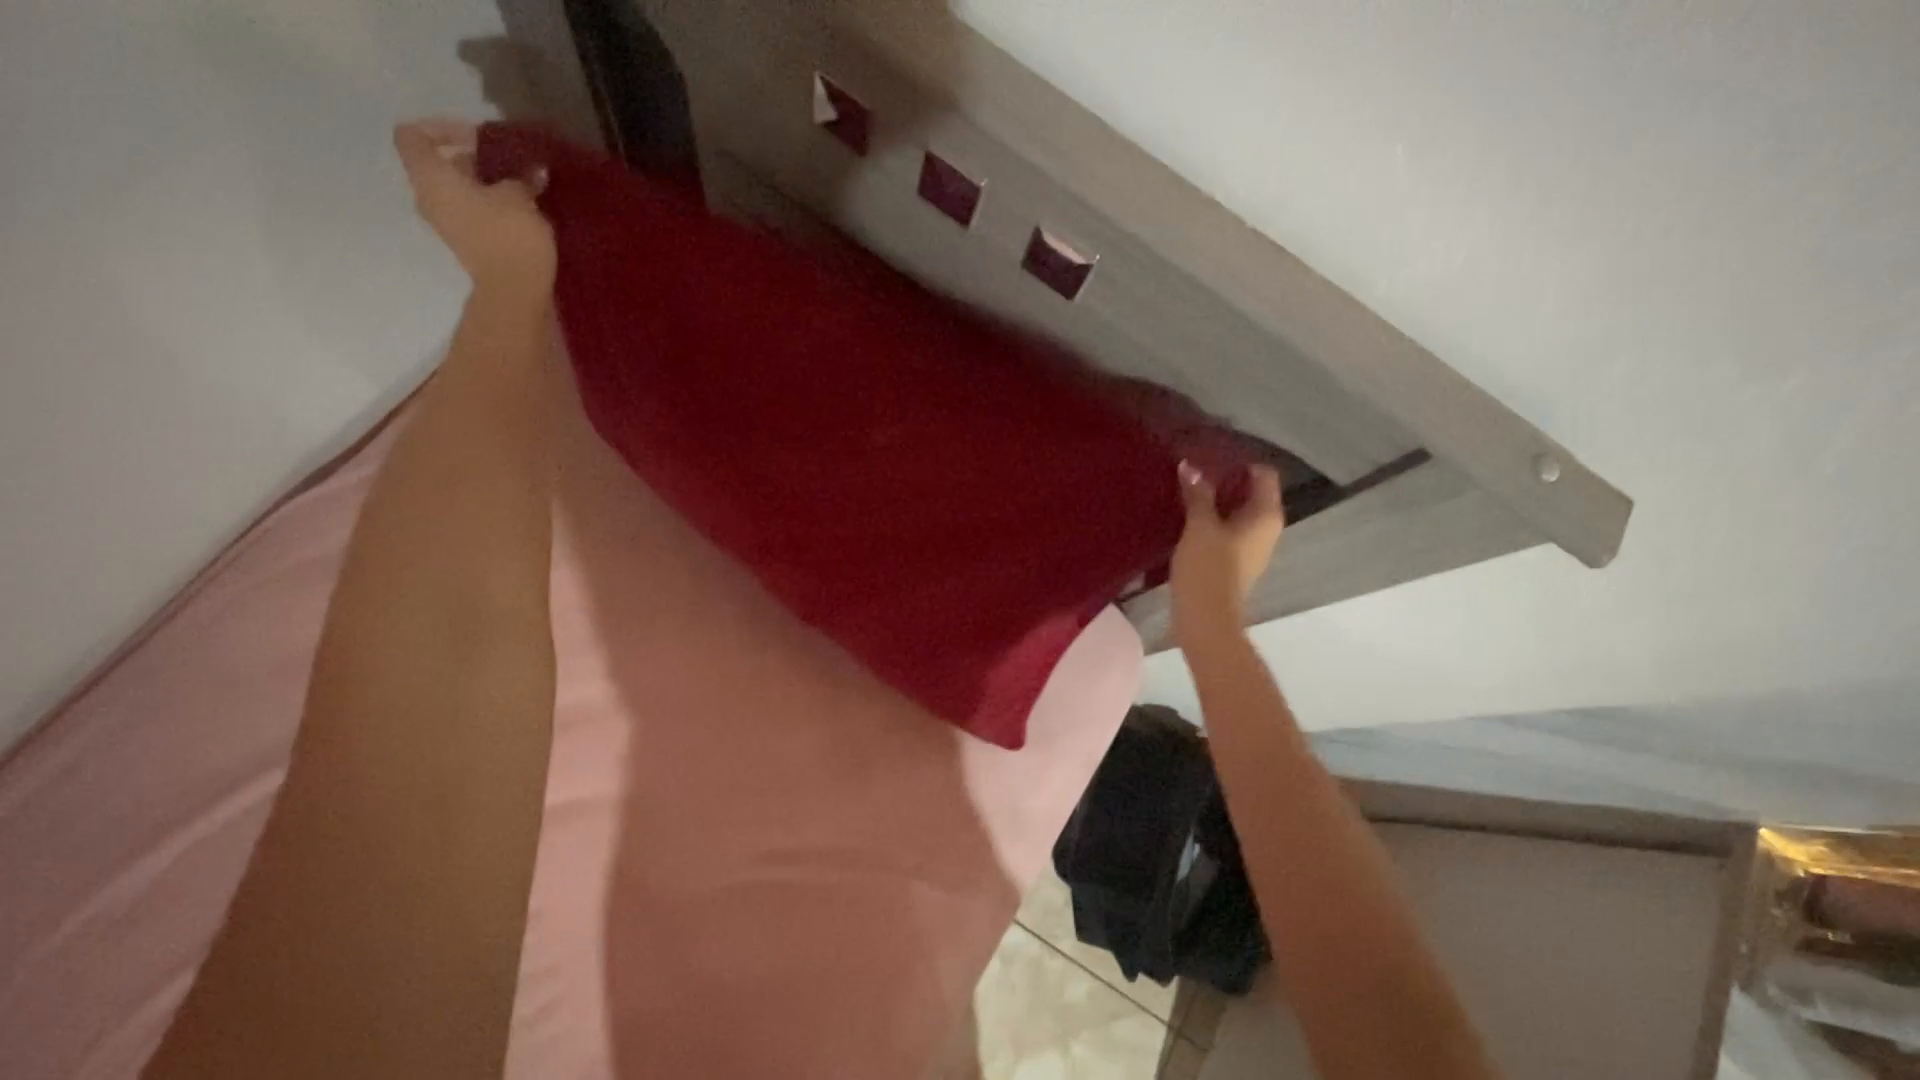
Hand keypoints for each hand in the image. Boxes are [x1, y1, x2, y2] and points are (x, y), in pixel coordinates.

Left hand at [394, 119, 554, 293]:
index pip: (412, 136)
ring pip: (457, 188)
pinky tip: (520, 204)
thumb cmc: (508, 234)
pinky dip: (489, 201)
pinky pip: (470, 209)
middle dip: (473, 156)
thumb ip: (519, 176)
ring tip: (519, 182)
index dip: (441, 128)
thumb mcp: (518, 195)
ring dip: (485, 181)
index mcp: (431, 178)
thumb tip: (530, 171)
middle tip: (507, 159)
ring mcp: (446, 222)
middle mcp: (428, 197)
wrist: (514, 288)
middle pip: (440, 163)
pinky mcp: (466, 240)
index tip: (477, 136)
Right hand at [1170, 462, 1283, 644]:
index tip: (1211, 455)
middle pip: (1251, 492)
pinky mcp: (1236, 561)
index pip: (1264, 474)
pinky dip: (1213, 520)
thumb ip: (1197, 493)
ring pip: (1238, 512)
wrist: (1206, 618)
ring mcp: (1253, 547)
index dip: (1240, 462)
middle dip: (1225, 480)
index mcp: (1266, 515)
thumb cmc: (1209, 568)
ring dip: (1216, 501)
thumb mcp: (1200, 525)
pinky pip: (1228, 530)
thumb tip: (1190, 466)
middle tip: (1194, 469)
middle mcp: (1267, 528)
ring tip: (1187, 490)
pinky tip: (1188, 517)